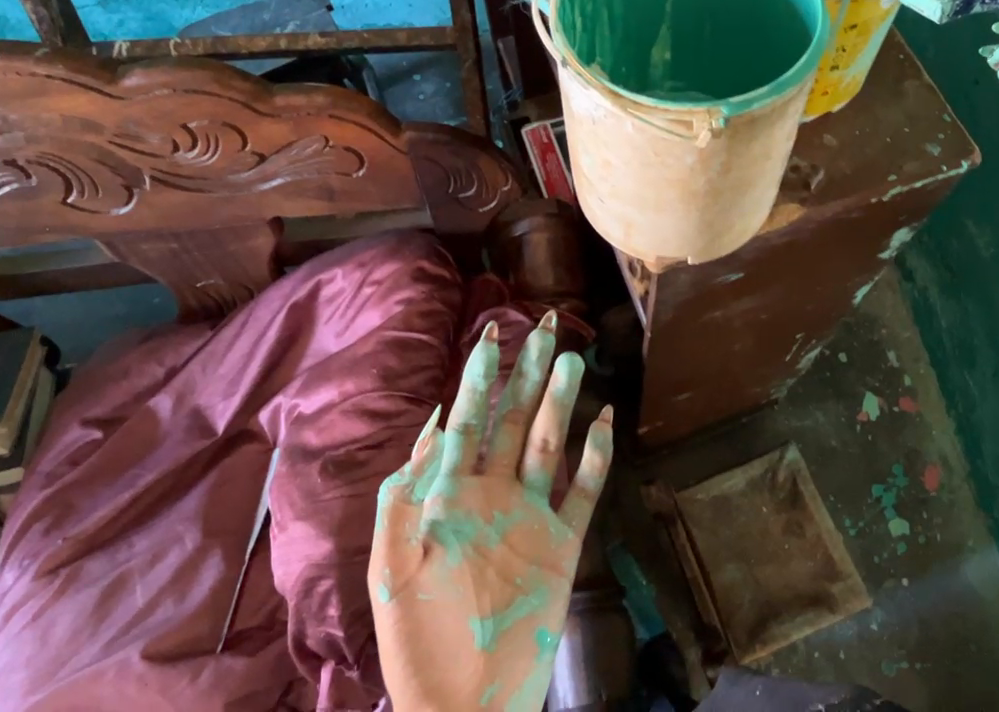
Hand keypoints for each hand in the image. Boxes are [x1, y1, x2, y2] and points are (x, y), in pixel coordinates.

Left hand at [370, 315, 613, 711]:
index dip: (479, 376)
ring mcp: (531, 517)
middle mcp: (494, 494)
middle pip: (515, 420)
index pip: (467, 418)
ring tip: (573, 361)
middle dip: (528, 372)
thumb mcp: (393, 565)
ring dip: (562, 403)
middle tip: (547, 325)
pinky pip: (583, 492)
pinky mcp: (562, 545)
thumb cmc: (417, 641)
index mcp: (451, 493)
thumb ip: (407, 494)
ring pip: (549, 444)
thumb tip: (433, 425)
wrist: (463, 705)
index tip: (493, 331)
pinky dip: (596, 458)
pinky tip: (605, 424)